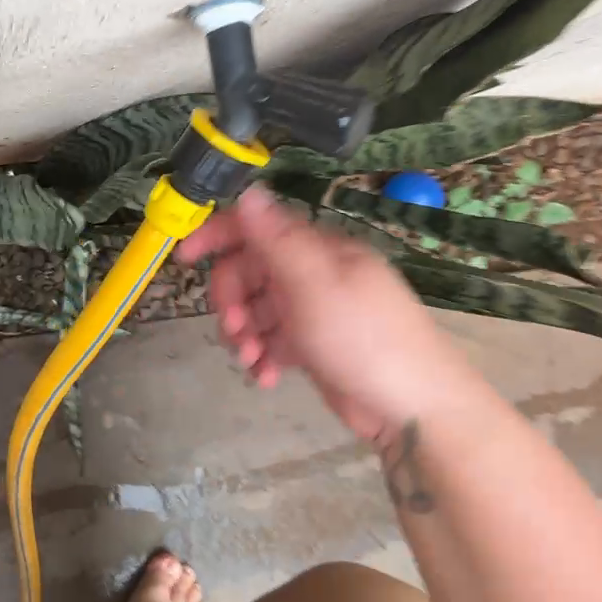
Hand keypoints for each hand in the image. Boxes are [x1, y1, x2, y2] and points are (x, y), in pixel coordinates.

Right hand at [177, 187, 483, 441]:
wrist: (417, 411)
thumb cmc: (365, 339)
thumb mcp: (316, 285)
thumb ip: (277, 239)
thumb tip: (248, 190)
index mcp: (318, 249)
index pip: (257, 226)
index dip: (217, 235)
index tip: (184, 257)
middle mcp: (313, 272)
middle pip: (250, 270)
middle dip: (231, 298)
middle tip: (231, 329)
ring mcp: (313, 309)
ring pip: (256, 308)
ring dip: (243, 332)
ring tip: (250, 359)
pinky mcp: (314, 345)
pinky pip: (272, 339)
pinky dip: (262, 355)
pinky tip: (264, 377)